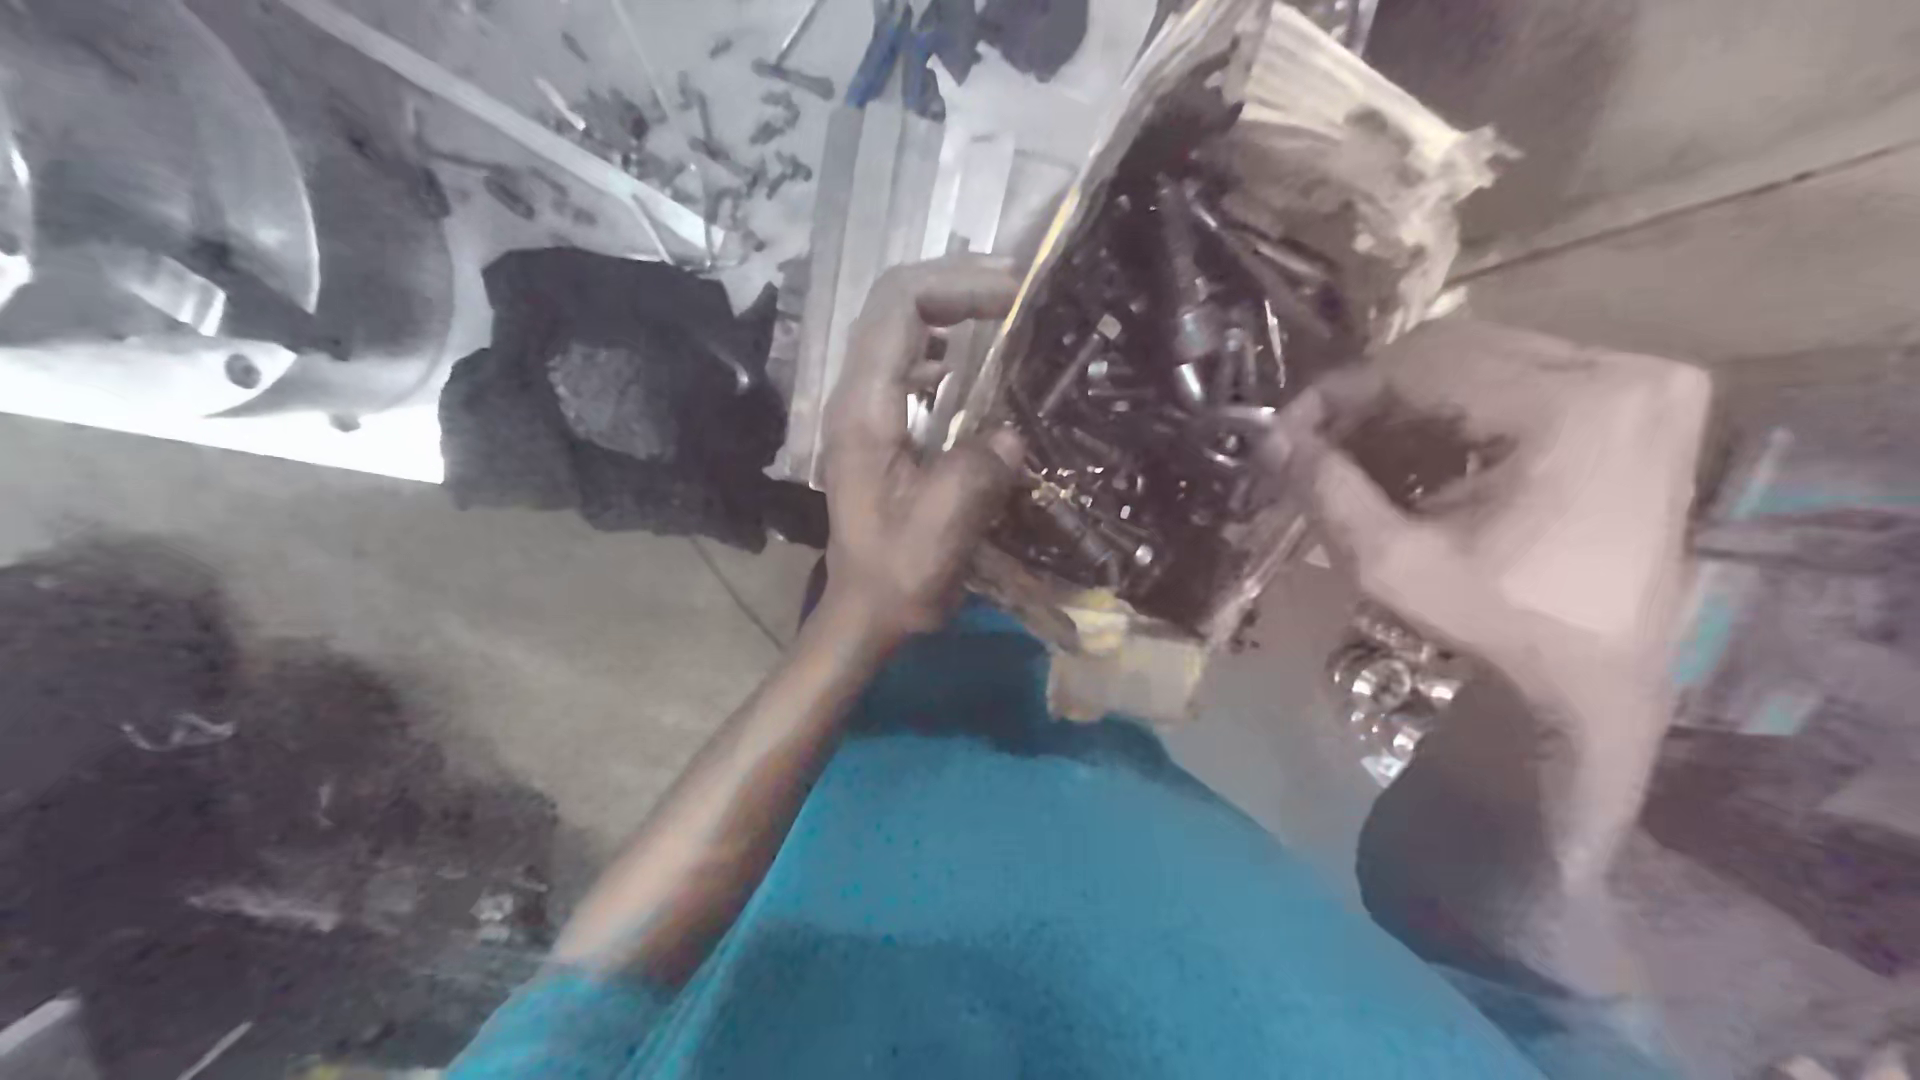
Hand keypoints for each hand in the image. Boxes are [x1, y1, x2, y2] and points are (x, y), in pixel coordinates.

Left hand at [821, 256, 1025, 643]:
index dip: (959, 284)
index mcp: (865, 408)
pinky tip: (971, 368)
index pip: (900, 306)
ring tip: (1001, 312)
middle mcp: (855, 396)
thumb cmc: (899, 573)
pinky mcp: (874, 428)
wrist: (865, 609)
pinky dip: (940, 349)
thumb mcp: (946, 523)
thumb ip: (981, 465)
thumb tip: (1010, 432)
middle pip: (894, 304)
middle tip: (1016, 288)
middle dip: (956, 284)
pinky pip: (904, 364)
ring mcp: (861, 410)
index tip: (1016, 293)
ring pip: (896, 329)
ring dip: (948, 310)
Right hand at [1262, 320, 1711, 685]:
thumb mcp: (1391, 562)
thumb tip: (1274, 437)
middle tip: (1320, 442)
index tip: (1288, 430)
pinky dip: (1453, 409)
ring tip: (1363, 452)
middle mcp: (1621, 371)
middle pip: (1453, 349)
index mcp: (1572, 408)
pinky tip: (1419, 454)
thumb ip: (1326, 489)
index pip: (1422, 364)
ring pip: (1482, 357)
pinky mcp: (1638, 400)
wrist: (1603, 670)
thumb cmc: (1500, 621)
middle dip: (1371, 394)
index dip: (1340, 392)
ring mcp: (1641, 381)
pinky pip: (1519, 376)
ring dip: (1407, 401)